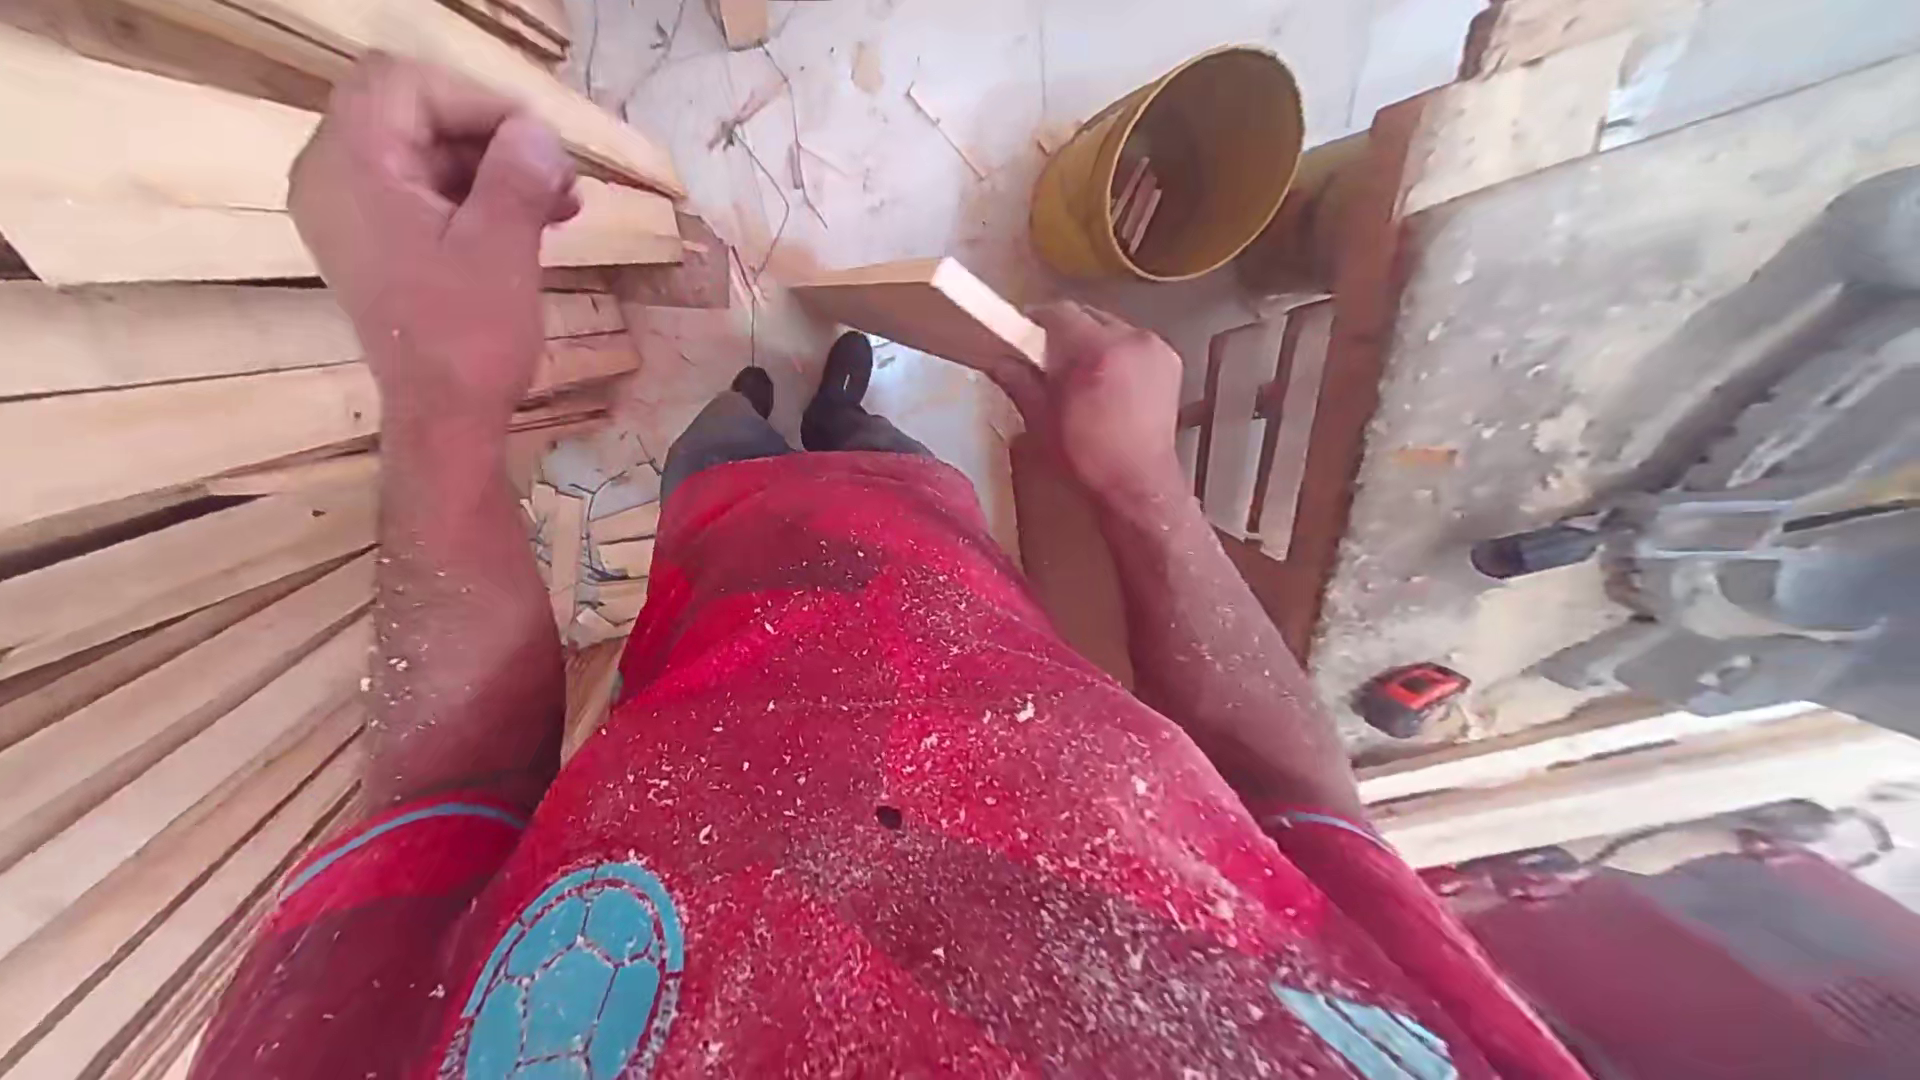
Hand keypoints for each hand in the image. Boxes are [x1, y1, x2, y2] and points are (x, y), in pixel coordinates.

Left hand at [288, 55, 580, 427]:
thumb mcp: (503, 249)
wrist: (448, 412)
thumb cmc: (472, 334)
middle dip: (496, 140)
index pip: (407, 86)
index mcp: (352, 166)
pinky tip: (534, 223)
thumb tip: (540, 133)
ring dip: (498, 173)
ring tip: (564, 204)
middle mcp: (336, 177)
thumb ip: (517, 177)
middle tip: (563, 178)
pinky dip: (481, 202)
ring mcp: (356, 215)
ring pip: (428, 160)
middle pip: (415, 119)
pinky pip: (428, 199)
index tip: (546, 144)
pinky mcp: (382, 247)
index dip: (482, 103)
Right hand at [1028, 302, 1188, 508]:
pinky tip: (1109, 381)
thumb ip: (1022, 383)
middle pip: (1088, 316)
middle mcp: (1130, 339)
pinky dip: (1119, 354)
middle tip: (1049, 358)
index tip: (1024, 333)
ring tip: (1081, 373)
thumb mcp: (1044, 422)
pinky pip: (1135, 343)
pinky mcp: (1170, 361)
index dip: (1038, 320)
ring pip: (1113, 328)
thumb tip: (1000, 361)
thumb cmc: (1087, 459)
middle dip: (1067, 332)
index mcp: (1096, 352)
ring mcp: (1154, 348)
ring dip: (1094, 342)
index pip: (1060, 312)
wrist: (1138, 485)